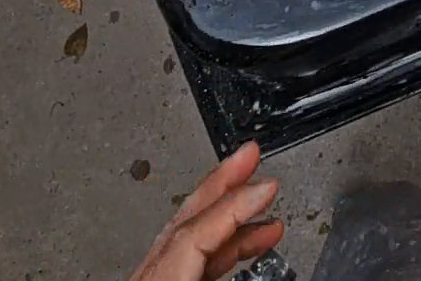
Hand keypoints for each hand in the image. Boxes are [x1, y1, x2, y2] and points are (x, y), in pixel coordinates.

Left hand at [129, 142, 284, 280]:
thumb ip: (232, 272)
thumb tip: (270, 234)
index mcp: (157, 280)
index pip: (193, 233)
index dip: (234, 204)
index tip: (269, 185)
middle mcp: (149, 278)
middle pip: (184, 220)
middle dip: (223, 182)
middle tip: (251, 153)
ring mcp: (152, 280)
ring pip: (188, 236)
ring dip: (232, 214)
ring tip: (266, 199)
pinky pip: (189, 257)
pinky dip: (221, 242)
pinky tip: (247, 240)